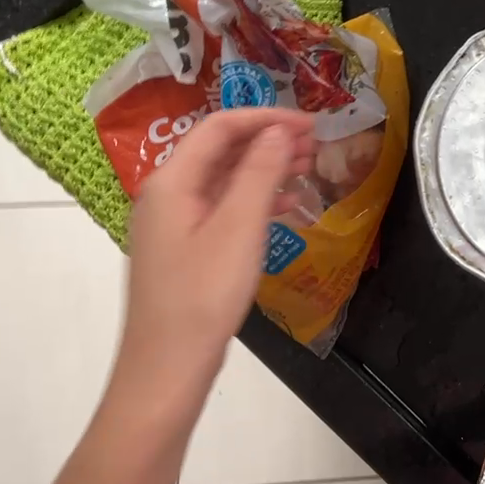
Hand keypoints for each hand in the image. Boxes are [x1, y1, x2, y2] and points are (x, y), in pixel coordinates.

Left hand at [124, 107, 315, 373]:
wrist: (168, 366)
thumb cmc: (204, 293)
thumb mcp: (240, 227)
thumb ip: (261, 172)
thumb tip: (280, 130)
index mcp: (172, 182)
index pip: (220, 127)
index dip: (266, 117)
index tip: (311, 123)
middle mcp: (168, 195)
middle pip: (221, 149)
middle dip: (269, 139)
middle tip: (316, 144)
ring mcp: (176, 222)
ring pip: (225, 178)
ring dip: (266, 166)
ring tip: (309, 166)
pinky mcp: (187, 247)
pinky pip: (225, 205)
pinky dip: (257, 197)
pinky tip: (288, 204)